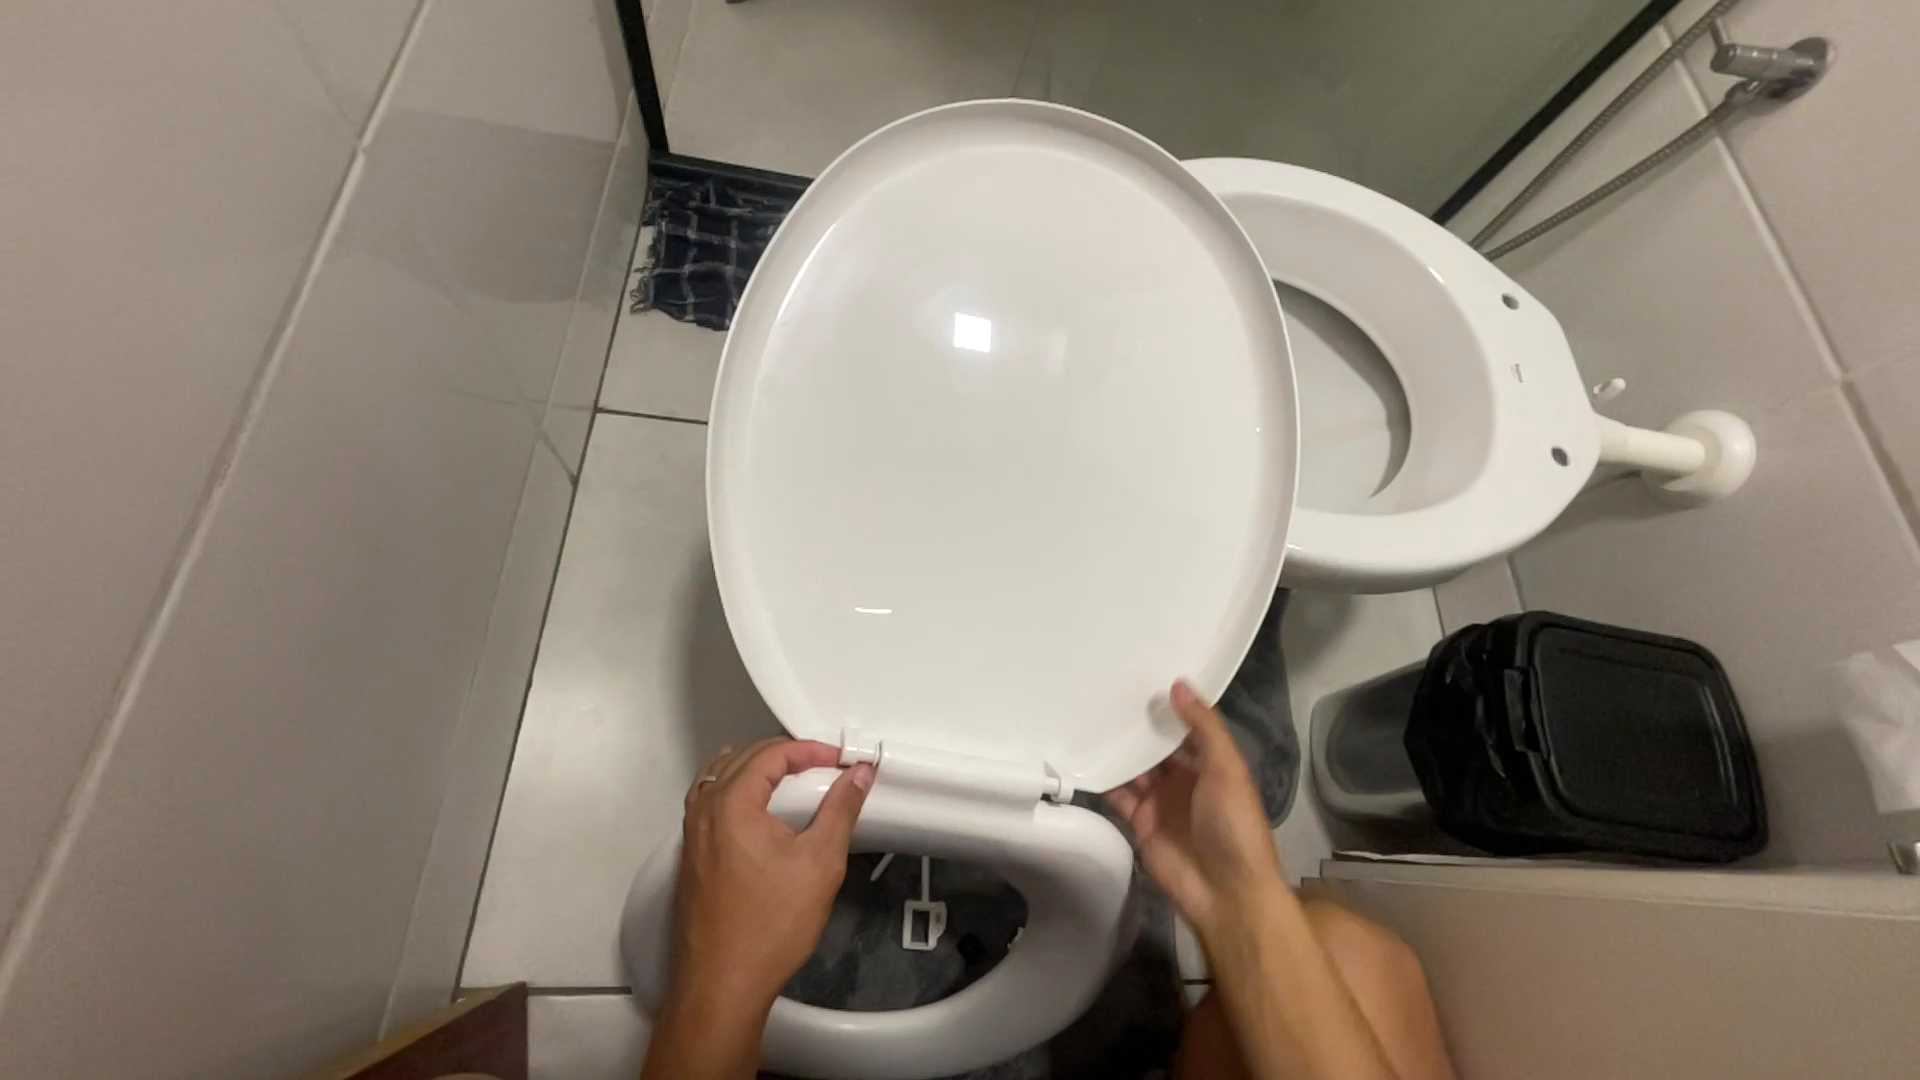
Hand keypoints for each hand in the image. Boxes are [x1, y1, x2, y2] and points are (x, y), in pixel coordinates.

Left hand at [671, 738, 874, 1008]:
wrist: (723, 986)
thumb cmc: (770, 925)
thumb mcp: (820, 861)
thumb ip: (842, 809)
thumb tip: (859, 775)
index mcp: (731, 803)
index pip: (772, 754)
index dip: (810, 750)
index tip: (838, 761)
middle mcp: (704, 811)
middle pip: (744, 758)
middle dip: (786, 755)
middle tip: (823, 766)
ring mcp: (692, 834)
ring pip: (722, 776)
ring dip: (758, 768)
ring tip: (793, 778)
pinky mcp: (691, 856)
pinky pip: (710, 800)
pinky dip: (736, 788)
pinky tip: (756, 806)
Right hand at [1104, 680, 1284, 942]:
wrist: (1225, 894)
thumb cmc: (1233, 827)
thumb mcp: (1227, 770)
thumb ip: (1203, 728)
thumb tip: (1177, 684)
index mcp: (1211, 764)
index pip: (1184, 727)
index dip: (1166, 705)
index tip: (1138, 675)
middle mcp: (1184, 778)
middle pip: (1155, 746)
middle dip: (1136, 725)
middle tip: (1102, 691)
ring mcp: (1160, 800)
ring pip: (1134, 767)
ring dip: (1116, 749)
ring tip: (1086, 717)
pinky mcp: (1139, 821)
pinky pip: (1117, 794)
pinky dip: (1102, 780)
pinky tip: (1083, 759)